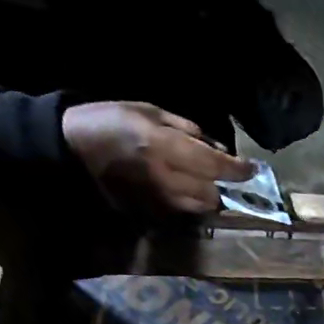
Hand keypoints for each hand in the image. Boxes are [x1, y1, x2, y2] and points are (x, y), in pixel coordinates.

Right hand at [61, 101, 253, 214]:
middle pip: (210, 194)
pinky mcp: (146, 212)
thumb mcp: (151, 111)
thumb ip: (188, 130)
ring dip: (207, 198)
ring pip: (197, 208)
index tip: (252, 169)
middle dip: (222, 186)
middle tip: (225, 174)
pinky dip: (189, 204)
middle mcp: (165, 179)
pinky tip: (184, 190)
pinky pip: (179, 212)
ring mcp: (155, 200)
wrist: (71, 148)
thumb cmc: (111, 120)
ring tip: (205, 183)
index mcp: (165, 148)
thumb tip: (218, 148)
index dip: (238, 170)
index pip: (214, 166)